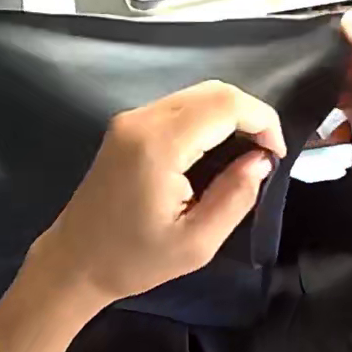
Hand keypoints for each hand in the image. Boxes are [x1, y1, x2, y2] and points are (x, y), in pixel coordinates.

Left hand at [26, 81, 285, 305]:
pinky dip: (206, 119)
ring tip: (246, 153)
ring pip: (195, 94)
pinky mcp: (125, 126)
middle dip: (249, 114)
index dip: (262, 120)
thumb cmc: (134, 260)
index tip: (276, 154)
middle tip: (265, 154)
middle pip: (212, 91)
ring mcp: (129, 119)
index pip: (224, 104)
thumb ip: (235, 196)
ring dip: (228, 115)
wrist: (75, 260)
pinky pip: (177, 106)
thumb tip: (261, 159)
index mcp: (158, 145)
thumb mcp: (197, 242)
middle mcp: (141, 120)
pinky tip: (216, 149)